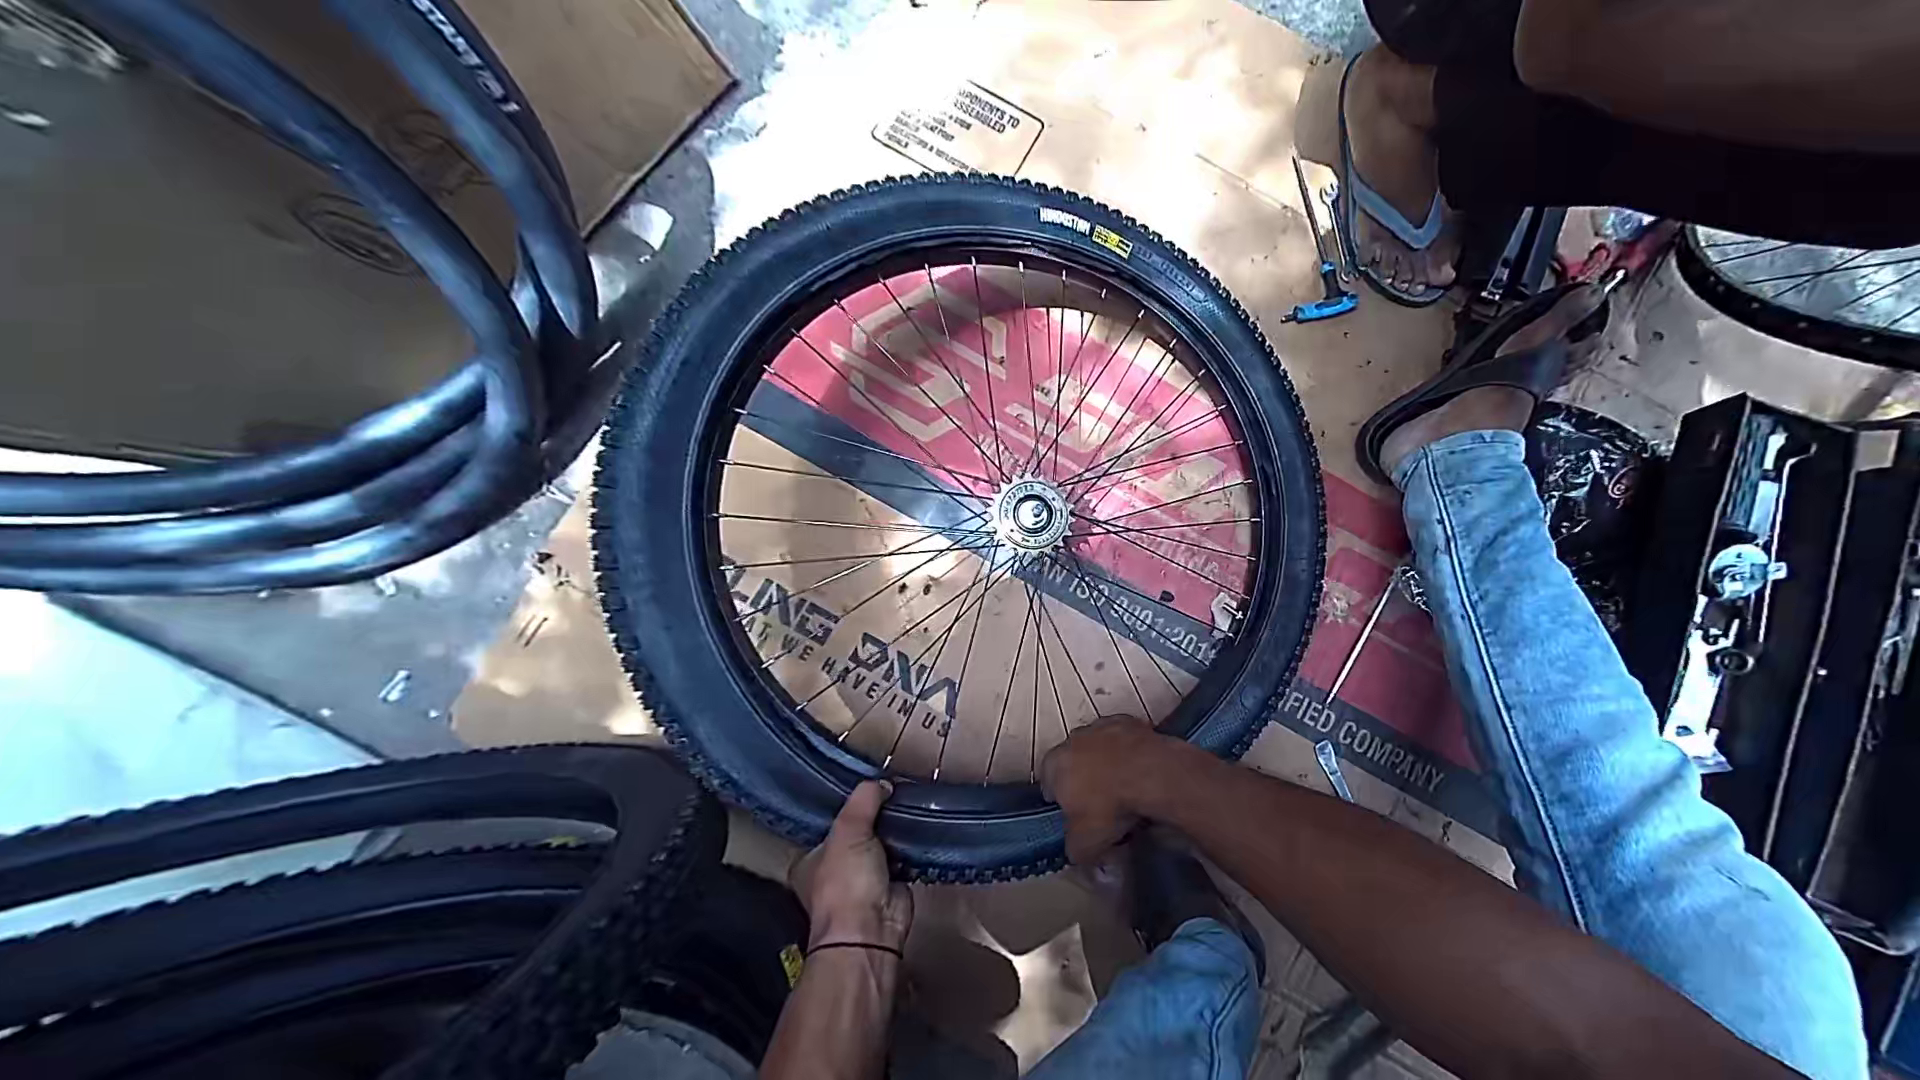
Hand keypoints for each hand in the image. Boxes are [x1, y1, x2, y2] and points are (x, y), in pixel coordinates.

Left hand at [790, 780, 912, 949]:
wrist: (871, 932)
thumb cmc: (846, 883)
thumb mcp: (848, 829)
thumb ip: (863, 800)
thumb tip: (882, 782)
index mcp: (811, 858)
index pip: (826, 821)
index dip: (844, 801)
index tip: (864, 781)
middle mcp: (834, 868)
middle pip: (857, 829)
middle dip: (874, 812)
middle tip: (891, 786)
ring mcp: (863, 878)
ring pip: (881, 841)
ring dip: (894, 826)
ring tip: (908, 799)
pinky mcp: (891, 884)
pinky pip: (902, 855)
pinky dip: (909, 843)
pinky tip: (918, 822)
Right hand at [1042, 715, 1195, 864]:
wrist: (1150, 774)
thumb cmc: (1109, 808)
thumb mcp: (1085, 844)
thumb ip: (1074, 851)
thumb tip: (1078, 855)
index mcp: (1053, 765)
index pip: (1047, 782)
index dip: (1060, 801)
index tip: (1075, 815)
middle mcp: (1072, 740)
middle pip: (1072, 762)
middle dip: (1082, 779)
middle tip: (1101, 804)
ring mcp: (1100, 727)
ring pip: (1098, 748)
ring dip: (1106, 763)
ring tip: (1125, 788)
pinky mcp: (1128, 721)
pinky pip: (1123, 740)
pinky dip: (1128, 752)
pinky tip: (1141, 771)